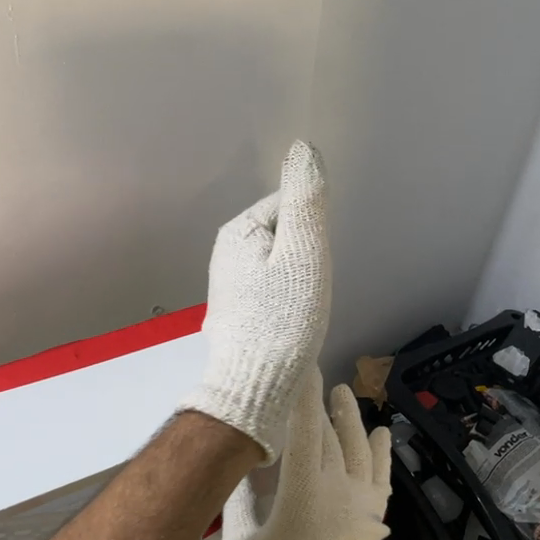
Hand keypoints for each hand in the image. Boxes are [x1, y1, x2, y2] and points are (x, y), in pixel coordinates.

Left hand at [182, 141, 330, 461]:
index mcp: (237, 232)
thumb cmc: (284, 320)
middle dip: (305, 260)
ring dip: (298, 284)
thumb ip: (305, 201)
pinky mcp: (236, 314)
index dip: (312, 235)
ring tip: (301, 310)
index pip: (289, 208)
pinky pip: (272, 292)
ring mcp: (228, 286)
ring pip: (281, 267)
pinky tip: (290, 324)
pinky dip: (287, 304)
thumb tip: (303, 150)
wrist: (258, 388)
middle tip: (309, 291)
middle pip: (285, 238)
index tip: (313, 267)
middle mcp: (225, 254)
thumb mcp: (304, 254)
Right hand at [222, 371, 391, 539]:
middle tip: (311, 373)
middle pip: (329, 434)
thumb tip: (242, 467)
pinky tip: (382, 431)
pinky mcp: (374, 519)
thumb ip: (243, 502)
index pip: (304, 429)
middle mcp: (339, 489)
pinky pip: (381, 476)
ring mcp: (362, 504)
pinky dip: (382, 452)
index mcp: (304, 492)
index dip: (301, 395)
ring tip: (343, 392)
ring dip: (350, 418)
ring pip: (359, 448)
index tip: (299, 366)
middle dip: (319, 402)